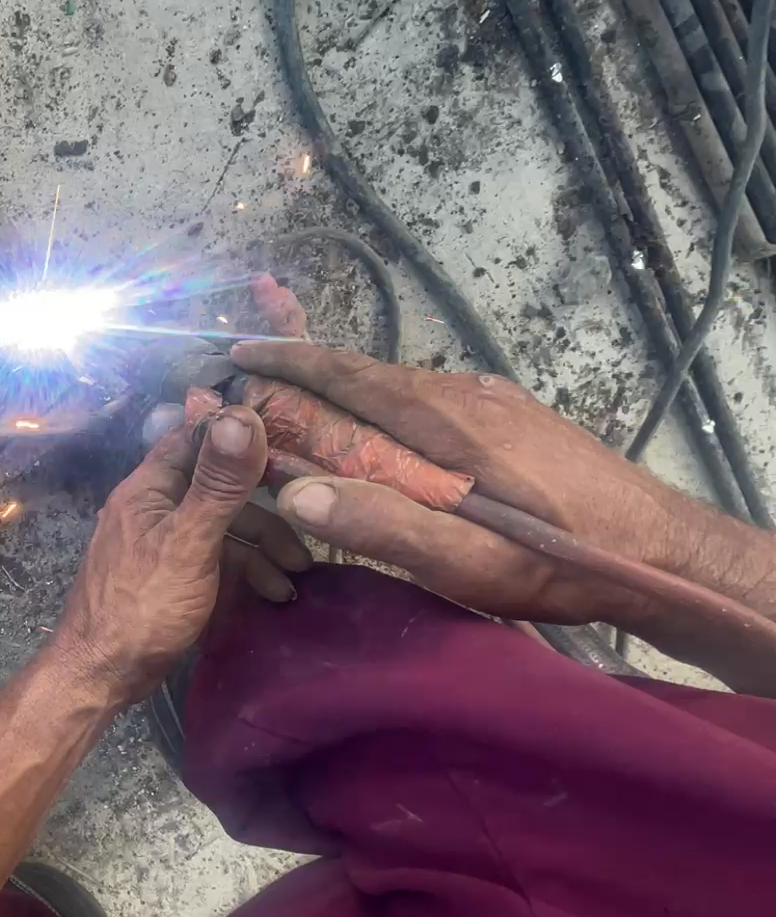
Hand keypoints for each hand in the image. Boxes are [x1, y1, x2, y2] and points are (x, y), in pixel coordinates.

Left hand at [52, 405, 310, 698]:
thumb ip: (216, 483)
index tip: (298, 442)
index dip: (242, 435)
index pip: (196, 439)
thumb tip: (239, 415)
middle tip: (314, 521)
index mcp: (147, 488)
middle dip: (267, 503)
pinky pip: (216, 558)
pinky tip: (276, 593)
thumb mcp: (187, 540)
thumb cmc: (141, 603)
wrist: (103, 671)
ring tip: (300, 572)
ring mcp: (162, 542)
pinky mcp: (172, 574)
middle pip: (218, 485)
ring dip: (264, 543)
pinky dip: (247, 569)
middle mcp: (152, 507)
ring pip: (223, 525)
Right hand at [228, 337, 698, 625]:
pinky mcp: (509, 417)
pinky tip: (367, 432)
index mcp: (449, 420)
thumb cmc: (563, 564)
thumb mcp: (467, 560)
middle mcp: (468, 395)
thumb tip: (292, 491)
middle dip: (302, 374)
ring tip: (294, 412)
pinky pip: (422, 398)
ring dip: (337, 391)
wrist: (677, 559)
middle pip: (367, 374)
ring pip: (394, 385)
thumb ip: (382, 524)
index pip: (351, 374)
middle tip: (250, 390)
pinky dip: (374, 403)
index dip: (290, 361)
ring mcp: (492, 402)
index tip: (239, 352)